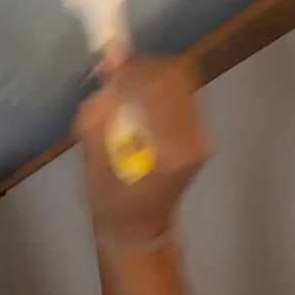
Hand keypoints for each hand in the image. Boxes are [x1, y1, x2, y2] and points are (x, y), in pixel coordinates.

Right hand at [74, 56, 209, 242]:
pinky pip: (179, 93)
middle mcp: (194, 140)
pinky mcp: (196, 133)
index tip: (106, 66)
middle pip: (177, 78)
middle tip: (113, 71)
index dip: (132, 70)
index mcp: (171, 151)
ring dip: (148, 74)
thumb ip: (97, 121)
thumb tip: (104, 78)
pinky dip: (154, 85)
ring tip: (120, 82)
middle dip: (142, 67)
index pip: (160, 90)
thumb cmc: (113, 204)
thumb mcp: (94, 165)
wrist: (140, 229)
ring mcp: (199, 136)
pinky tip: (132, 95)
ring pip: (181, 80)